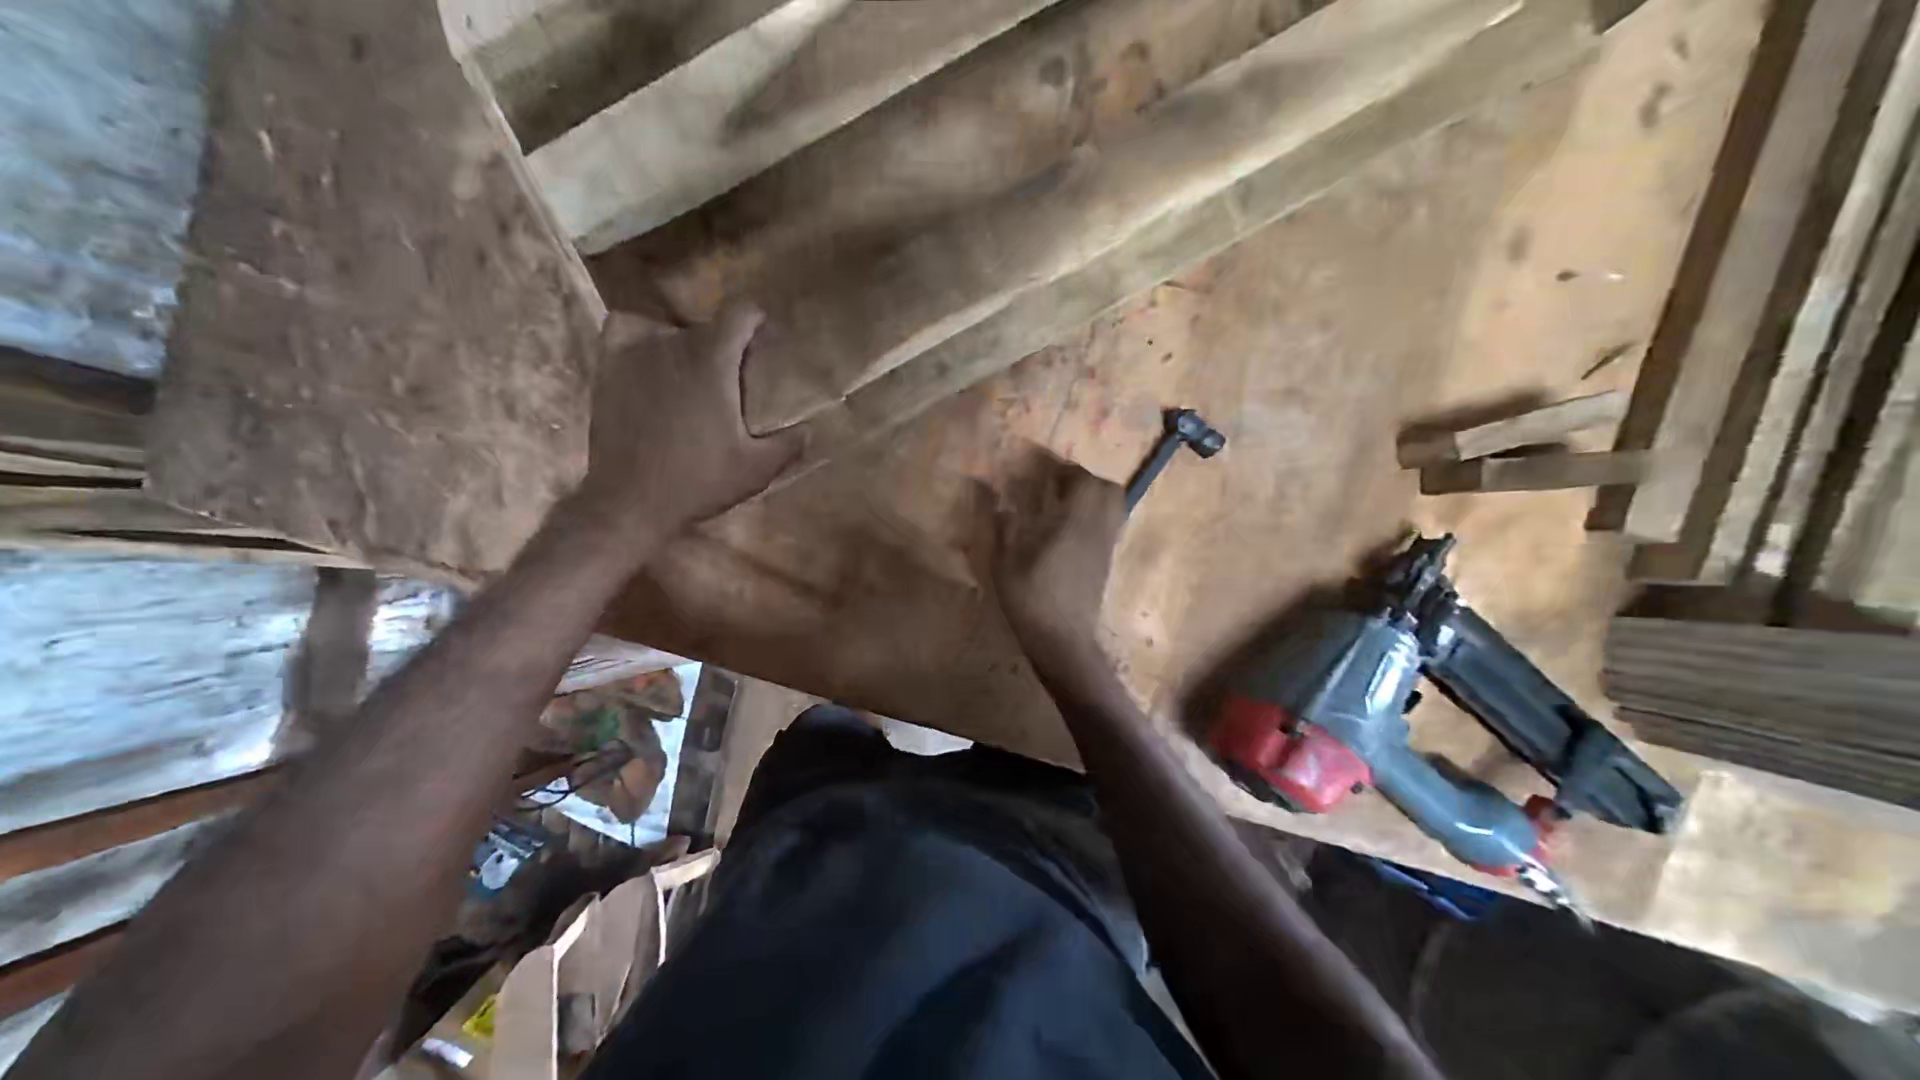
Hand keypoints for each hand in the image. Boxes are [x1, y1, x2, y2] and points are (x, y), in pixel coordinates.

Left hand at [573, 304, 805, 534]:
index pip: (741, 312)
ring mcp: (636, 353)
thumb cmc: (698, 482)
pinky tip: (651, 356)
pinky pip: (624, 329)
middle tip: (738, 378)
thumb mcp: (756, 470)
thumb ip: (789, 445)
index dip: (759, 322)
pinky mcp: (608, 367)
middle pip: (709, 325)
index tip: (768, 343)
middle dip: (729, 344)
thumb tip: (810, 429)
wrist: (631, 502)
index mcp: (713, 361)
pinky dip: (640, 334)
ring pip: (670, 328)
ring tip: (696, 373)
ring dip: (688, 343)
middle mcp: (674, 345)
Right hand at [992, 455, 1126, 666]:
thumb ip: (1000, 521)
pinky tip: (1067, 529)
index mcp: (1073, 522)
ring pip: (1114, 506)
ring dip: (1092, 496)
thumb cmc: (1030, 599)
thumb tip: (989, 488)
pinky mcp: (1106, 562)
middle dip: (1083, 478)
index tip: (1038, 465)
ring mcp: (1106, 546)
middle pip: (1106, 488)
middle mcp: (1097, 528)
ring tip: (1062, 504)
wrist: (1062, 641)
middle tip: (1054, 484)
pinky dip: (1094, 515)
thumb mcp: (1004, 561)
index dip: (1061, 467)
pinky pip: (1109, 524)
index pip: (1080, 479)